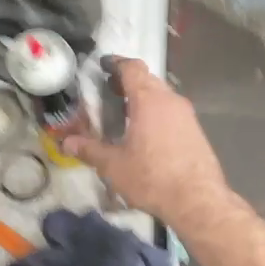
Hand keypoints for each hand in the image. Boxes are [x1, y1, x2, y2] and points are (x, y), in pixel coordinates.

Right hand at [64, 58, 235, 226]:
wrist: (198, 201)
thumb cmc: (152, 178)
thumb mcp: (114, 166)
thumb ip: (90, 150)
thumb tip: (67, 143)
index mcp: (149, 100)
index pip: (132, 68)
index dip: (116, 64)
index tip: (103, 68)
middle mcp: (171, 100)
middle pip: (148, 80)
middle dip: (128, 84)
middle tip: (110, 95)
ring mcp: (187, 116)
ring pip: (162, 98)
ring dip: (144, 101)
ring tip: (126, 118)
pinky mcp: (196, 132)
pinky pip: (173, 114)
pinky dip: (157, 116)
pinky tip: (147, 137)